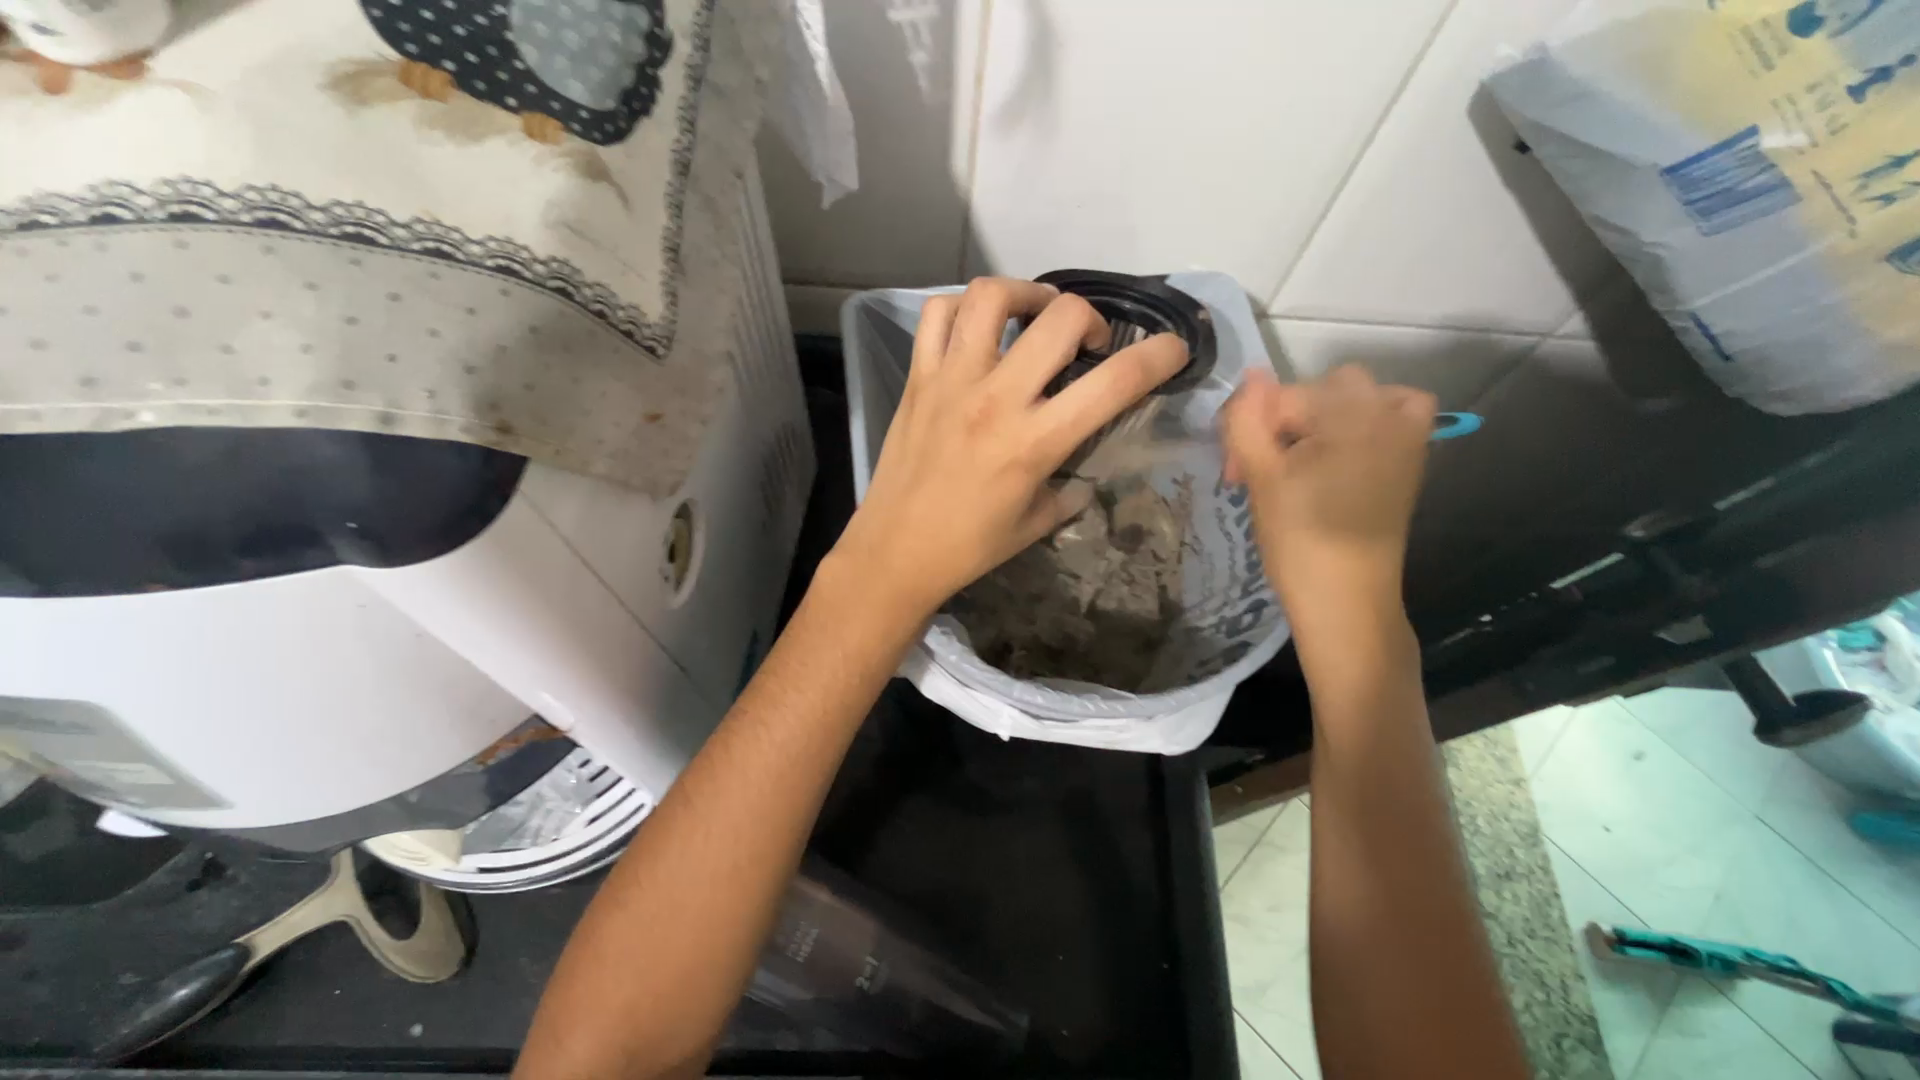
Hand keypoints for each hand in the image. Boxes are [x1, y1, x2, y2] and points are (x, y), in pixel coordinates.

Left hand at [828, 277, 1188, 621]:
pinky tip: (978, 328)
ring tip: (1036, 315)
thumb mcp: (1037, 523)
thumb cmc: (969, 546)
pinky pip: (939, 315)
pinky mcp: (918, 378)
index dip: (1157, 356)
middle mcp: (997, 399)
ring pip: (992, 297)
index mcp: (1035, 442)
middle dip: (1090, 319)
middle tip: (1086, 344)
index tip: (1172, 349)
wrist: (895, 552)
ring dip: (1028, 294)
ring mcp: (952, 381)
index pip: (1114, 383)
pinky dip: (963, 308)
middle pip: (1061, 318)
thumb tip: (1085, 473)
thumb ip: (1070, 489)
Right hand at [1221, 365, 1435, 624]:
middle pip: (1324, 390)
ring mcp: (1407, 439)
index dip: (1252, 429)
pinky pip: (1393, 420)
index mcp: (1349, 412)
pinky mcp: (1410, 464)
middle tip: (1265, 469)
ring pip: (1360, 400)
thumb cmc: (1299, 540)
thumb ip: (1247, 420)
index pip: (1284, 396)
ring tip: (1301, 460)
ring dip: (1326, 419)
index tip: (1236, 474)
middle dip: (1288, 420)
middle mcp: (1388, 414)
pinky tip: (1337, 460)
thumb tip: (1252, 375)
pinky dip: (1366, 427)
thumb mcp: (1260, 477)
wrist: (1348, 601)